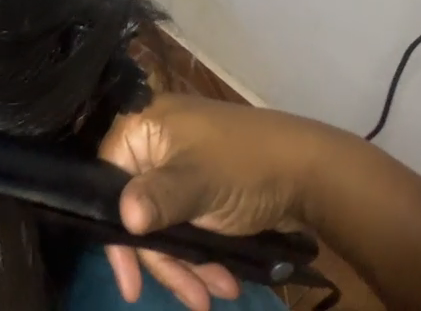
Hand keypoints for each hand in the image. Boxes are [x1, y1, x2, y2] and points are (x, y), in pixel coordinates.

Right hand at [98, 93, 345, 309]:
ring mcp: (178, 165)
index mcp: (142, 127)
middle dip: (167, 258)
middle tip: (194, 298)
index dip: (116, 231)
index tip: (130, 282)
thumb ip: (158, 199)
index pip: (109, 180)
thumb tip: (125, 217)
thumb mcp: (199, 184)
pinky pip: (186, 223)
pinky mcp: (200, 186)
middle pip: (138, 208)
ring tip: (220, 293)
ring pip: (164, 222)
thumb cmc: (245, 167)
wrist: (311, 168)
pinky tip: (225, 279)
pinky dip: (203, 253)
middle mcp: (153, 143)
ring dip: (189, 262)